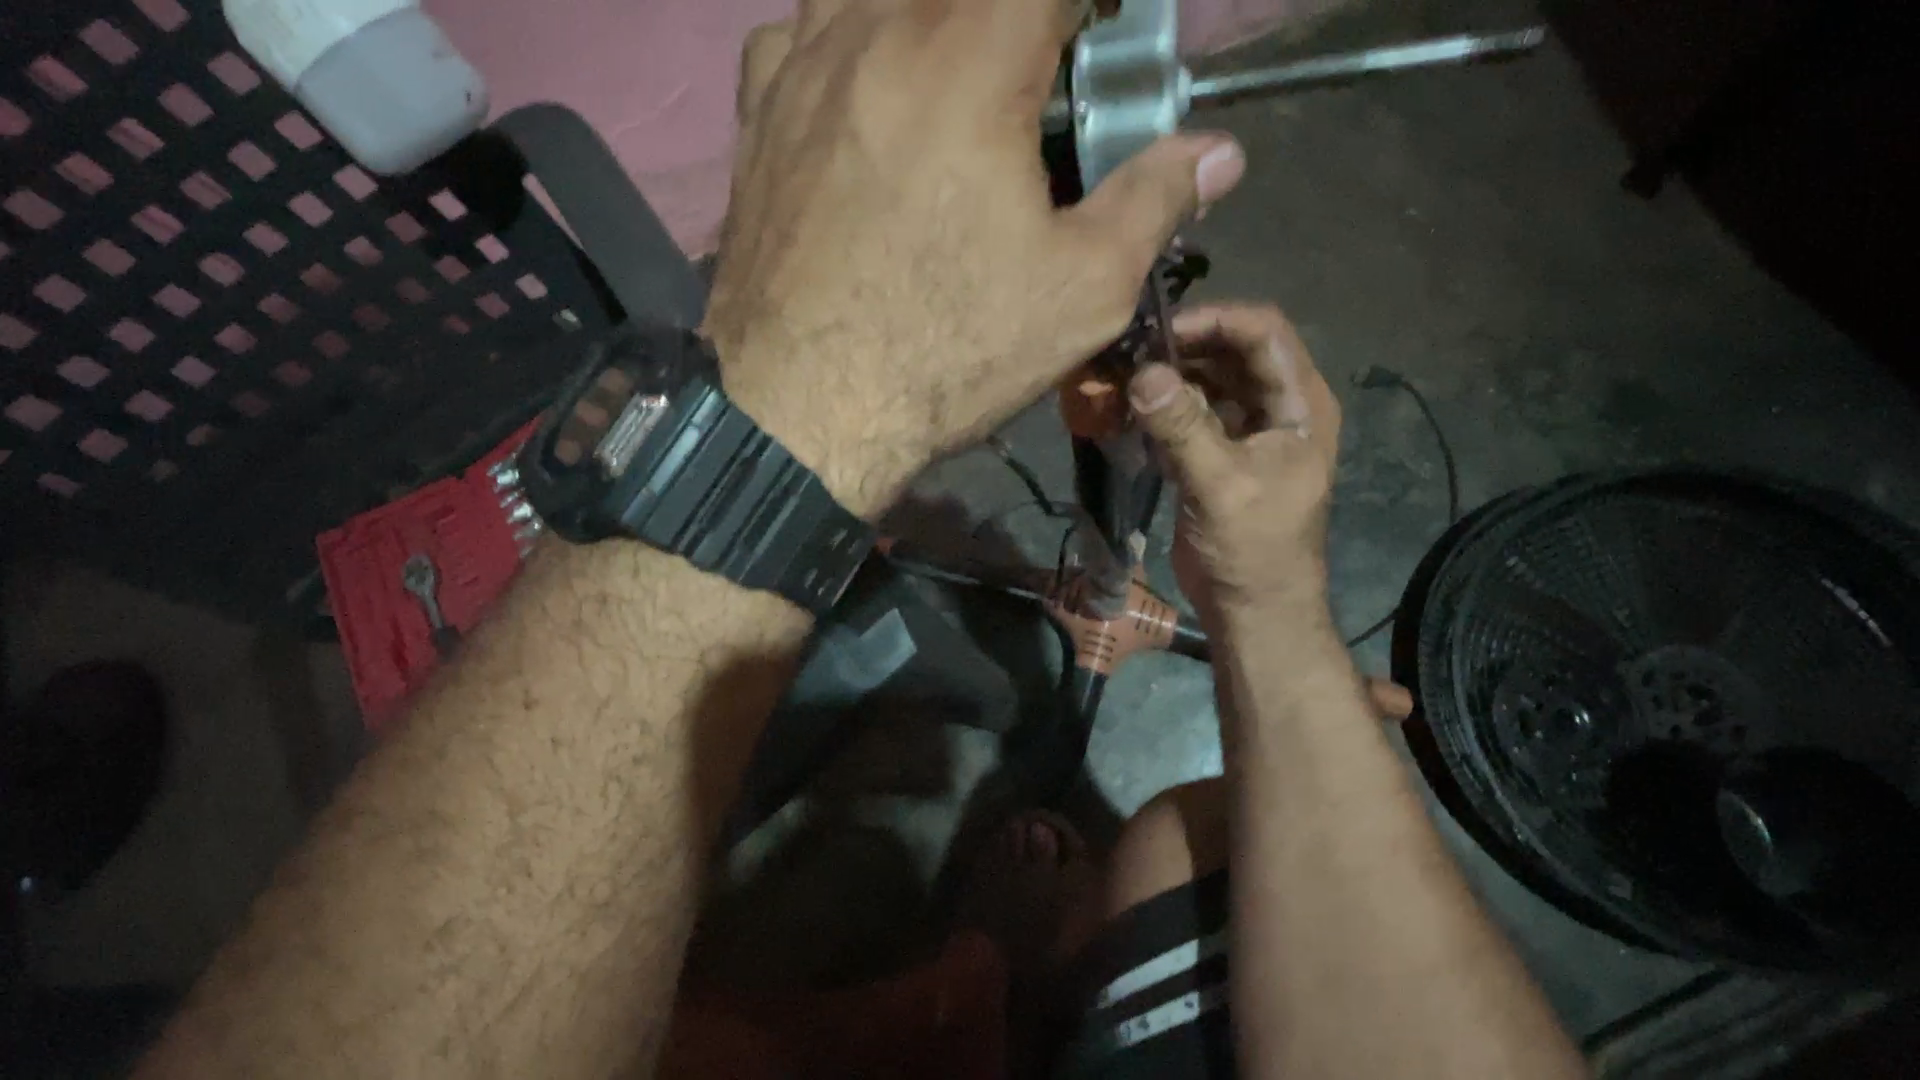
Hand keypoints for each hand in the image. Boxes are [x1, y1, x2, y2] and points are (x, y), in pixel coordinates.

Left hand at [706, 0, 1245, 516]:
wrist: (801, 412)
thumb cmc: (949, 352)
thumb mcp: (1081, 291)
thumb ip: (1153, 200)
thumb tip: (1218, 152)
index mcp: (970, 60)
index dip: (1086, 4)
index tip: (1099, 37)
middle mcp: (878, 32)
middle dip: (1013, 25)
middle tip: (1034, 83)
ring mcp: (804, 67)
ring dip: (929, 25)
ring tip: (952, 89)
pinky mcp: (755, 116)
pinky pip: (803, 35)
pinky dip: (846, 44)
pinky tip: (864, 100)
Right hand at [1130, 303, 1340, 620]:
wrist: (1253, 609)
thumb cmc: (1253, 550)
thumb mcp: (1221, 486)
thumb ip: (1183, 427)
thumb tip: (1142, 374)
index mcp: (1301, 403)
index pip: (1263, 332)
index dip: (1214, 320)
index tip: (1159, 332)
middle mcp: (1278, 406)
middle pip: (1231, 349)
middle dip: (1184, 346)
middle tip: (1130, 351)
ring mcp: (1248, 428)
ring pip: (1209, 379)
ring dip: (1169, 375)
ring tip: (1122, 375)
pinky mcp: (1219, 452)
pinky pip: (1192, 411)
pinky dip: (1163, 406)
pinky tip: (1129, 407)